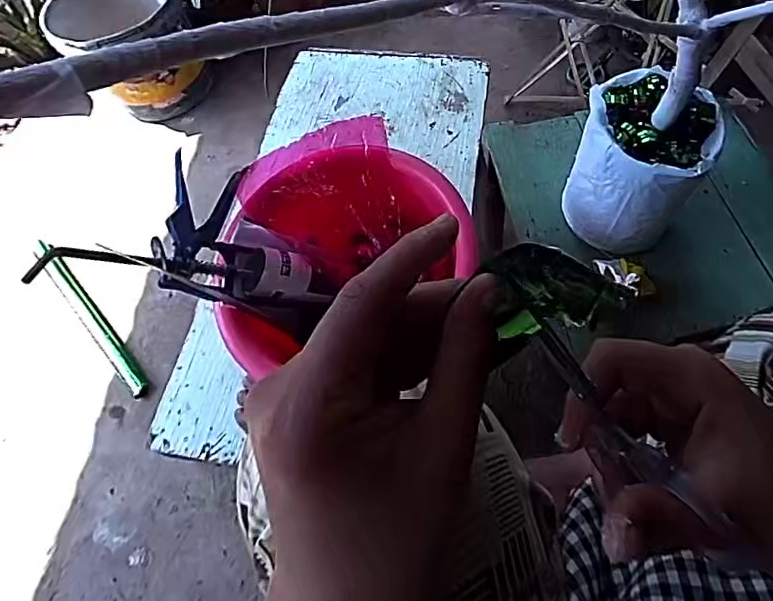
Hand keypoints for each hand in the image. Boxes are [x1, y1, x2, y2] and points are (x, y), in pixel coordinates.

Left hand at [246, 215, 494, 600]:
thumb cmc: (395, 546)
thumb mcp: (443, 448)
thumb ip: (464, 359)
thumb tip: (487, 290)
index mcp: (306, 401)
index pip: (360, 302)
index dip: (410, 257)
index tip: (450, 225)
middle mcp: (282, 387)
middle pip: (367, 320)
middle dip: (431, 305)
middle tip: (490, 296)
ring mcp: (285, 395)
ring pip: (366, 339)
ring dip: (422, 330)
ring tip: (480, 323)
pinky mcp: (299, 405)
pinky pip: (357, 363)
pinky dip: (402, 356)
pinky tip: (447, 351)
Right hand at [559, 338, 772, 572]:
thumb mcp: (719, 517)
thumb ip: (659, 520)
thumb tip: (611, 537)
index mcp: (688, 375)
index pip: (612, 357)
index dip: (583, 392)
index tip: (575, 443)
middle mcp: (678, 377)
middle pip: (609, 389)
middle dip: (600, 440)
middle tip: (611, 494)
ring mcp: (679, 399)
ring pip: (616, 414)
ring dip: (612, 459)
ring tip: (629, 503)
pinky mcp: (679, 424)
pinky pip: (633, 433)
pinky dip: (627, 464)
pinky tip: (641, 497)